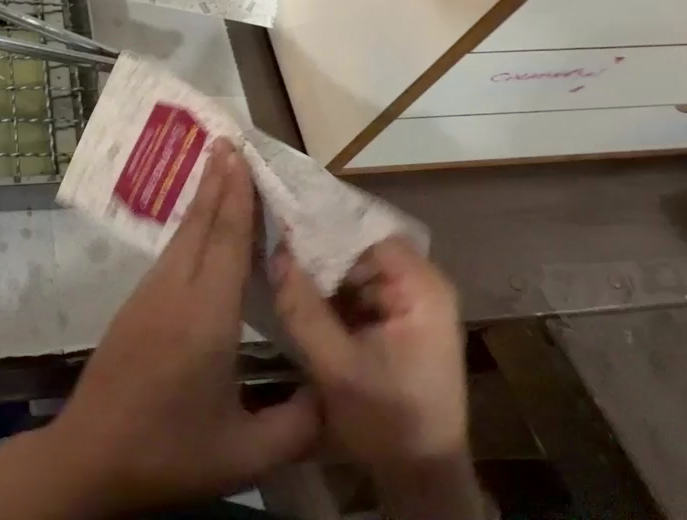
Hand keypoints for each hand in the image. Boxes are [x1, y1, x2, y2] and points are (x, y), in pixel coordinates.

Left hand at [41, 141, 319, 514]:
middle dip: (216, 182)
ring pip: (179, 238)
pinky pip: (169, 256)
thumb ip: (300, 423)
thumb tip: (337, 393)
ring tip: (220, 172)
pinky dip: (190, 230)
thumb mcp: (247, 453)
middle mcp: (172, 293)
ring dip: (202, 202)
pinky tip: (200, 231)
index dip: (235, 195)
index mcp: (203, 317)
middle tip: (230, 141)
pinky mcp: (134, 308)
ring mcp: (146, 298)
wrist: (89, 458)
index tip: (239, 152)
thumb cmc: (170, 454)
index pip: (224, 241)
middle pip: (198, 226)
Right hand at [271, 235, 485, 518]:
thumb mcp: (337, 367)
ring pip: (350, 265)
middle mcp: (419, 285)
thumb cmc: (389, 422)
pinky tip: (288, 281)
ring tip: (270, 249)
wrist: (421, 478)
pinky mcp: (391, 320)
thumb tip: (274, 252)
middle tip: (265, 228)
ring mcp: (406, 302)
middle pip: (357, 244)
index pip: (365, 229)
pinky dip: (322, 286)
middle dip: (313, 242)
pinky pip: (351, 288)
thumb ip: (303, 308)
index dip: (321, 219)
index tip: (277, 208)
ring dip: (314, 264)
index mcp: (421, 288)